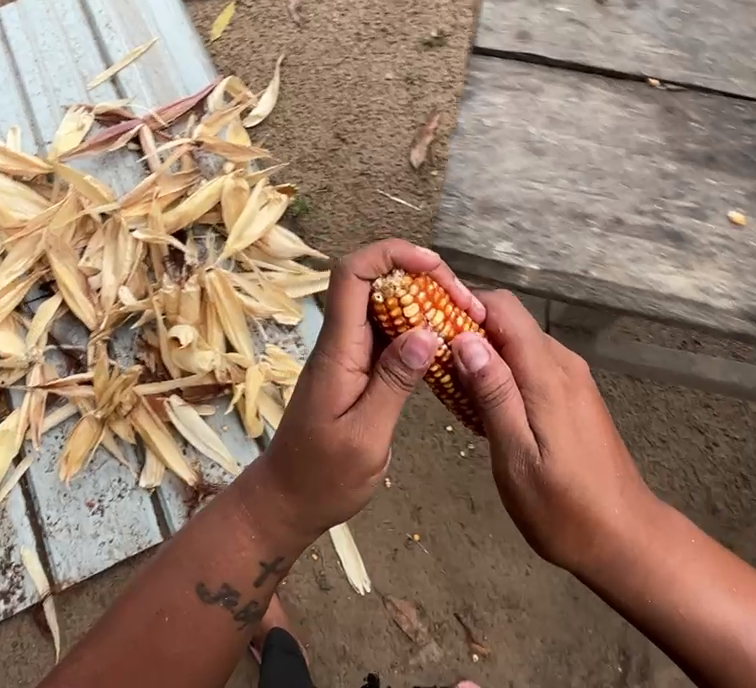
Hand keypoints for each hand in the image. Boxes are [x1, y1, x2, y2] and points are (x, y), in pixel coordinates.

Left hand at [249, 239, 486, 541]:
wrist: (289, 499)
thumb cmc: (323, 476)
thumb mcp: (365, 437)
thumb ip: (393, 383)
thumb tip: (426, 330)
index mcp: (337, 350)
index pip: (351, 275)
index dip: (390, 254)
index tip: (434, 265)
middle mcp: (341, 342)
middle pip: (375, 282)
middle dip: (422, 277)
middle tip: (466, 303)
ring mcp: (349, 354)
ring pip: (385, 305)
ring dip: (425, 302)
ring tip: (466, 317)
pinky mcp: (359, 369)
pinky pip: (390, 333)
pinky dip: (420, 329)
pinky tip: (449, 343)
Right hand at [448, 292, 658, 576]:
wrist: (628, 542)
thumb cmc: (566, 510)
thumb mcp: (518, 458)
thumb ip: (493, 395)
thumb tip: (465, 338)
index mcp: (548, 374)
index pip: (503, 307)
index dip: (462, 302)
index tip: (425, 319)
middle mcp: (563, 363)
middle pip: (508, 320)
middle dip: (465, 326)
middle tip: (427, 354)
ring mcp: (572, 378)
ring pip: (517, 340)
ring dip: (481, 350)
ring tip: (446, 379)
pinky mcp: (573, 394)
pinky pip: (529, 362)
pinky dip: (499, 369)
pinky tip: (479, 401)